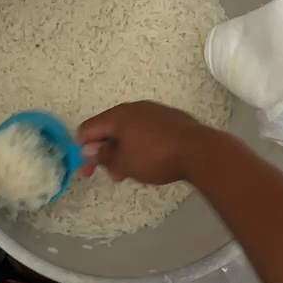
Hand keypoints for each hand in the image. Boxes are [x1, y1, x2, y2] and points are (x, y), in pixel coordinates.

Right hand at [77, 101, 229, 185]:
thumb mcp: (124, 162)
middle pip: (109, 128)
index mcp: (118, 116)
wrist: (199, 150)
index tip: (89, 170)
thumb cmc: (156, 157)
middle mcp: (133, 108)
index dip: (83, 149)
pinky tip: (149, 161)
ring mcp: (153, 111)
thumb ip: (102, 156)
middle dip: (105, 152)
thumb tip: (89, 149)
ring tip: (130, 172)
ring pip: (128, 130)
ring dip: (123, 150)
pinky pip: (145, 130)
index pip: (88, 128)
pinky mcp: (169, 118)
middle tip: (111, 174)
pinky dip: (139, 144)